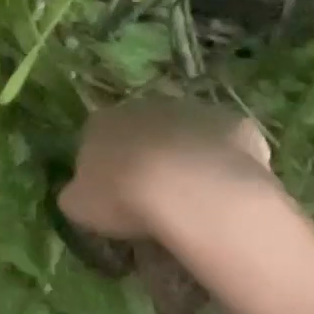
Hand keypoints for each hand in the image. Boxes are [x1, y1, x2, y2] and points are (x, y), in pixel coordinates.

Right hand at [59, 97, 275, 239]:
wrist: (192, 194)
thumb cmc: (124, 197)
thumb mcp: (80, 206)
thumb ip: (78, 194)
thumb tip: (84, 195)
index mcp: (99, 122)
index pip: (97, 139)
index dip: (108, 168)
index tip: (118, 195)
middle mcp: (141, 107)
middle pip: (143, 132)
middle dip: (149, 158)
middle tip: (158, 196)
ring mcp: (190, 111)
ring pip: (186, 135)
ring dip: (188, 157)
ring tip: (197, 198)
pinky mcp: (235, 124)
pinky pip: (230, 145)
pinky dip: (229, 162)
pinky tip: (229, 189)